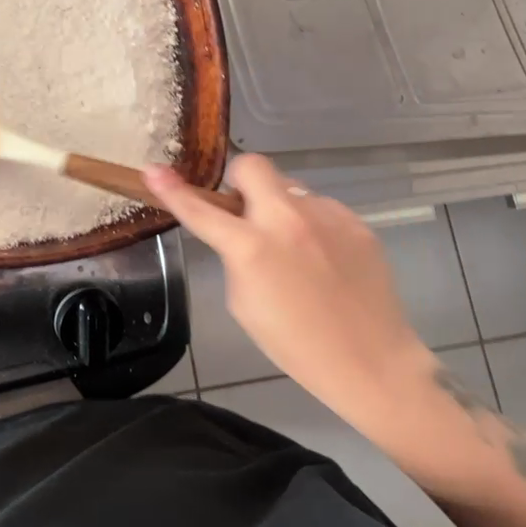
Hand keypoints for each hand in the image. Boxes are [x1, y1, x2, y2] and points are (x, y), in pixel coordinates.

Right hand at [145, 156, 431, 425]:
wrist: (371, 361)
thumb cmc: (295, 344)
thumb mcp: (244, 303)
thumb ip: (236, 256)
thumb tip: (239, 229)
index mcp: (251, 247)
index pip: (200, 210)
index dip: (173, 190)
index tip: (153, 171)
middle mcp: (287, 220)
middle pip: (253, 165)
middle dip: (241, 182)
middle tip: (245, 214)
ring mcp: (326, 216)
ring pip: (290, 190)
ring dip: (281, 210)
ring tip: (296, 252)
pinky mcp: (356, 222)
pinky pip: (319, 210)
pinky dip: (311, 226)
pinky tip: (324, 260)